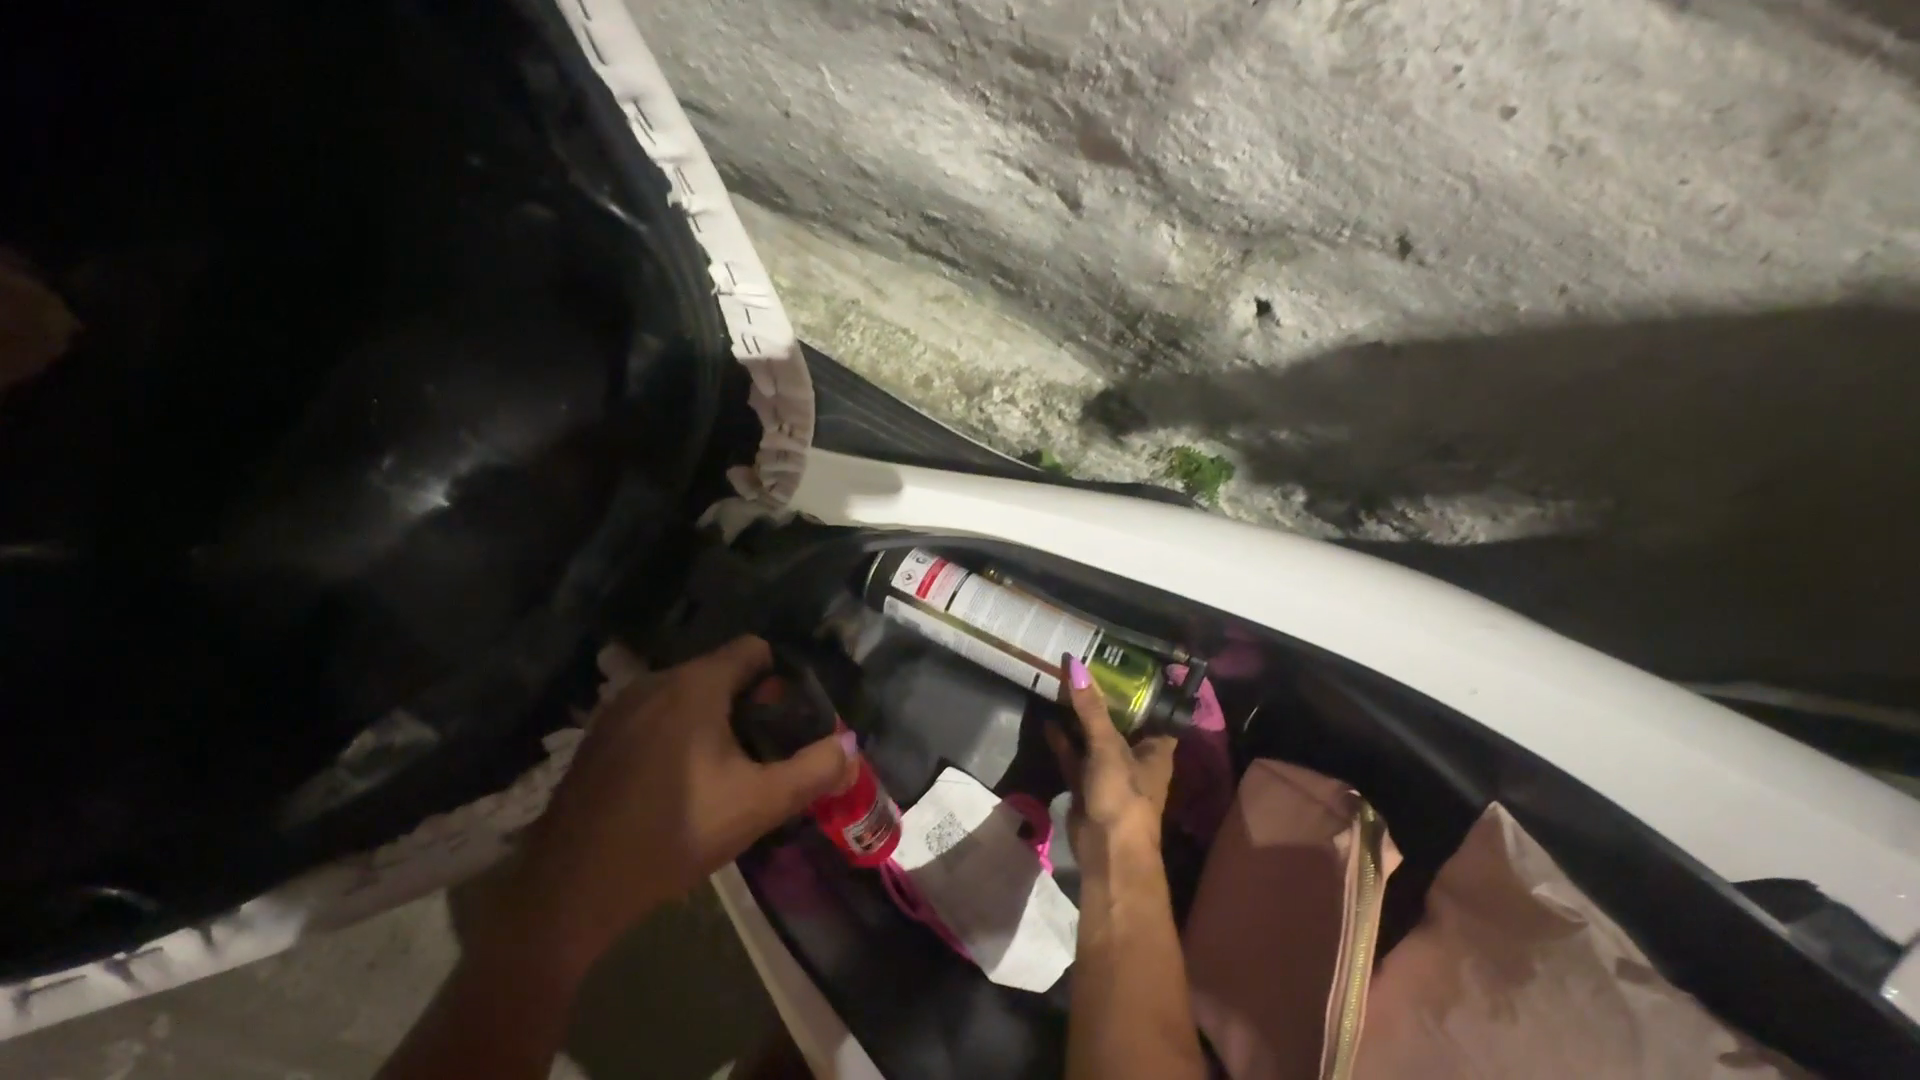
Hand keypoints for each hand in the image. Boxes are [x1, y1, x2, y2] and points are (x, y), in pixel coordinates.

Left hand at [472, 636, 855, 983]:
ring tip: (731, 773)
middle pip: (722, 673)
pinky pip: (657, 718)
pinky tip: (682, 786)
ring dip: (717, 723)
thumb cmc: (674, 834)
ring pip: (687, 698)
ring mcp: (620, 709)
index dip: (784, 680)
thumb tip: (851, 748)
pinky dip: (680, 737)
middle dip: (754, 706)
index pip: (754, 650)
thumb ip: (813, 771)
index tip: (795, 722)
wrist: (571, 886)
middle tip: (770, 754)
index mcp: (695, 685)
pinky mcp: (599, 739)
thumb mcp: (758, 805)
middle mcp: (655, 682)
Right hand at [1045, 654, 1177, 867]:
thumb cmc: (1123, 794)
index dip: (1141, 688)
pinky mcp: (1087, 786)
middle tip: (1085, 666)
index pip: (1153, 710)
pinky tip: (1048, 720)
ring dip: (1080, 719)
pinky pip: (1075, 757)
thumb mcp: (1108, 745)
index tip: (1122, 663)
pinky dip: (1063, 741)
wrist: (1107, 851)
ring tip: (1062, 687)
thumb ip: (1090, 707)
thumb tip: (1075, 664)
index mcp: (1156, 748)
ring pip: (1094, 739)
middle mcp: (1136, 758)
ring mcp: (1110, 773)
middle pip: (1120, 722)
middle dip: (1103, 700)